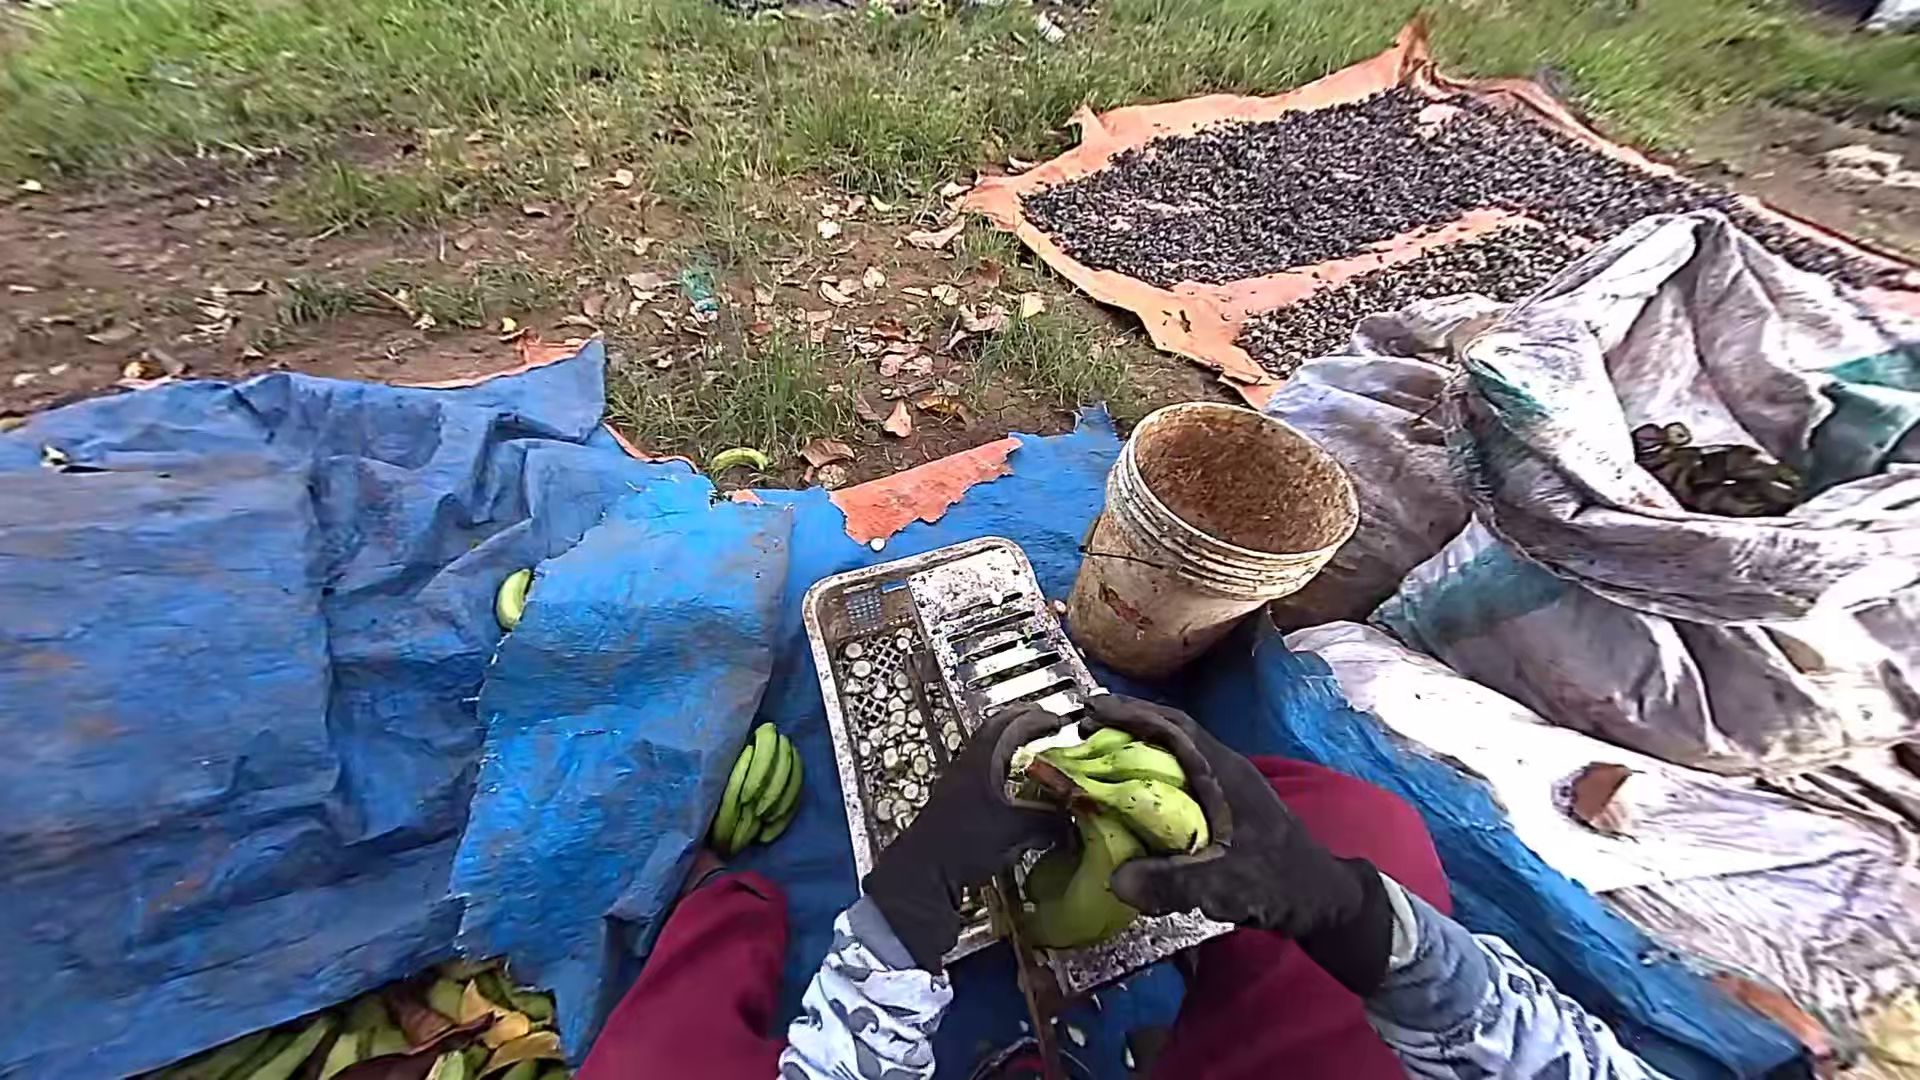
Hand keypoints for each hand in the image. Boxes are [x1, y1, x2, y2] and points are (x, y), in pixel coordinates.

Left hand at [863, 704, 1070, 968]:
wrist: (923, 874)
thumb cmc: (962, 843)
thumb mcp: (1012, 829)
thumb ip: (1046, 820)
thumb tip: (1074, 819)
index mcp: (982, 760)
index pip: (1010, 725)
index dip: (1036, 720)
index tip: (1058, 720)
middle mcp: (969, 765)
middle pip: (998, 732)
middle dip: (1023, 724)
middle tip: (1046, 724)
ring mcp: (962, 783)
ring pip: (992, 753)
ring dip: (1014, 746)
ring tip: (1037, 752)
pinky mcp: (959, 804)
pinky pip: (988, 774)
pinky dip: (1007, 770)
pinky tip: (1018, 788)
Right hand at [1083, 694, 1395, 995]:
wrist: (1327, 900)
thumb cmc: (1282, 883)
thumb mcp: (1227, 885)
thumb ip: (1173, 883)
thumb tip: (1115, 879)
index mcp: (1224, 771)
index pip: (1174, 727)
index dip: (1132, 713)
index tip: (1094, 708)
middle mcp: (1222, 764)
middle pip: (1169, 726)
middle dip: (1127, 718)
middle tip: (1086, 722)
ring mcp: (1224, 778)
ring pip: (1174, 742)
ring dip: (1137, 735)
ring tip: (1100, 741)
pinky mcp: (1222, 795)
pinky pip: (1178, 762)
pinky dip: (1149, 758)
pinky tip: (1130, 776)